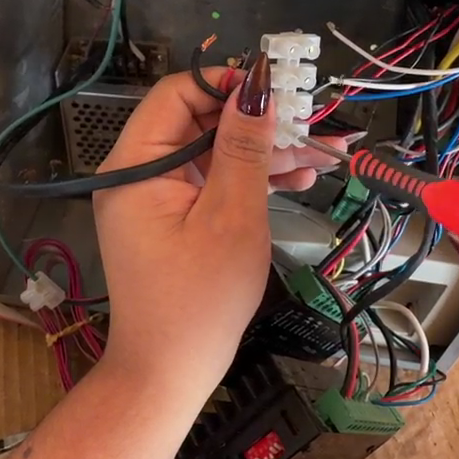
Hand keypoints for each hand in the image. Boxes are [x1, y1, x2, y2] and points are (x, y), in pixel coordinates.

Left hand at [91, 58, 343, 393]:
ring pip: (216, 152)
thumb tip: (257, 88)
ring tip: (323, 151)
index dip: (226, 84)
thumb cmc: (199, 300)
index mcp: (136, 165)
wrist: (171, 374)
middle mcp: (140, 173)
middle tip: (312, 119)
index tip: (275, 89)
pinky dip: (252, 179)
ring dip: (266, 151)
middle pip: (201, 122)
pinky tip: (299, 177)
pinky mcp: (176, 217)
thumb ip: (244, 147)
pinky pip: (215, 182)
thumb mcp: (231, 217)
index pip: (176, 95)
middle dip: (258, 121)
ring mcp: (158, 196)